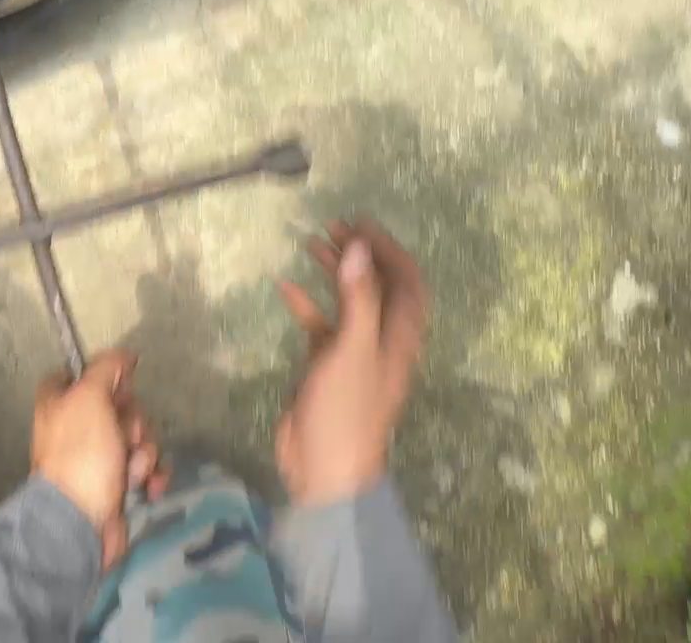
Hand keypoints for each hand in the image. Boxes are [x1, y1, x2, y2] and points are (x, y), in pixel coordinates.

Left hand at [31, 349, 167, 564]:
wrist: (79, 524)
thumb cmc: (81, 453)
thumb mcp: (90, 396)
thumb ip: (107, 367)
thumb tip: (126, 354)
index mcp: (60, 399)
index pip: (94, 374)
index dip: (113, 382)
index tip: (120, 394)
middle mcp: (76, 423)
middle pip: (122, 405)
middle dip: (134, 423)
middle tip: (125, 438)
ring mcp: (96, 454)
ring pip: (138, 435)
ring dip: (143, 452)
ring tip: (130, 472)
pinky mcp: (114, 481)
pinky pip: (144, 465)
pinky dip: (149, 474)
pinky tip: (148, 488)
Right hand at [275, 219, 427, 506]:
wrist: (324, 466)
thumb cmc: (345, 407)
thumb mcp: (353, 349)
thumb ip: (358, 298)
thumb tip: (359, 248)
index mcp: (400, 336)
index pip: (407, 281)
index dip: (388, 250)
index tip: (360, 225)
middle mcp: (382, 338)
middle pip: (379, 285)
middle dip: (360, 253)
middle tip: (333, 225)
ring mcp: (355, 350)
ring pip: (349, 300)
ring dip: (335, 271)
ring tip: (310, 242)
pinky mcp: (328, 363)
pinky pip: (320, 323)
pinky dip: (306, 303)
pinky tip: (283, 287)